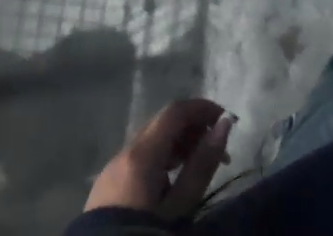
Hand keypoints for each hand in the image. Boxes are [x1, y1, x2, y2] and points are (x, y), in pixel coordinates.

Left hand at [85, 99, 235, 217]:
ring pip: (150, 140)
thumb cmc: (147, 232)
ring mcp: (112, 168)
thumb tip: (224, 125)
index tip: (226, 120)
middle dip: (192, 127)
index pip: (175, 111)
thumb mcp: (181, 204)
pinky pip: (139, 157)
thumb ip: (203, 163)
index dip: (203, 108)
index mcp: (141, 153)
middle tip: (216, 148)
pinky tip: (171, 181)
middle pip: (162, 123)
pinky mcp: (106, 184)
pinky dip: (161, 157)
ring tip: (197, 166)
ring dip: (178, 143)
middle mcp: (123, 152)